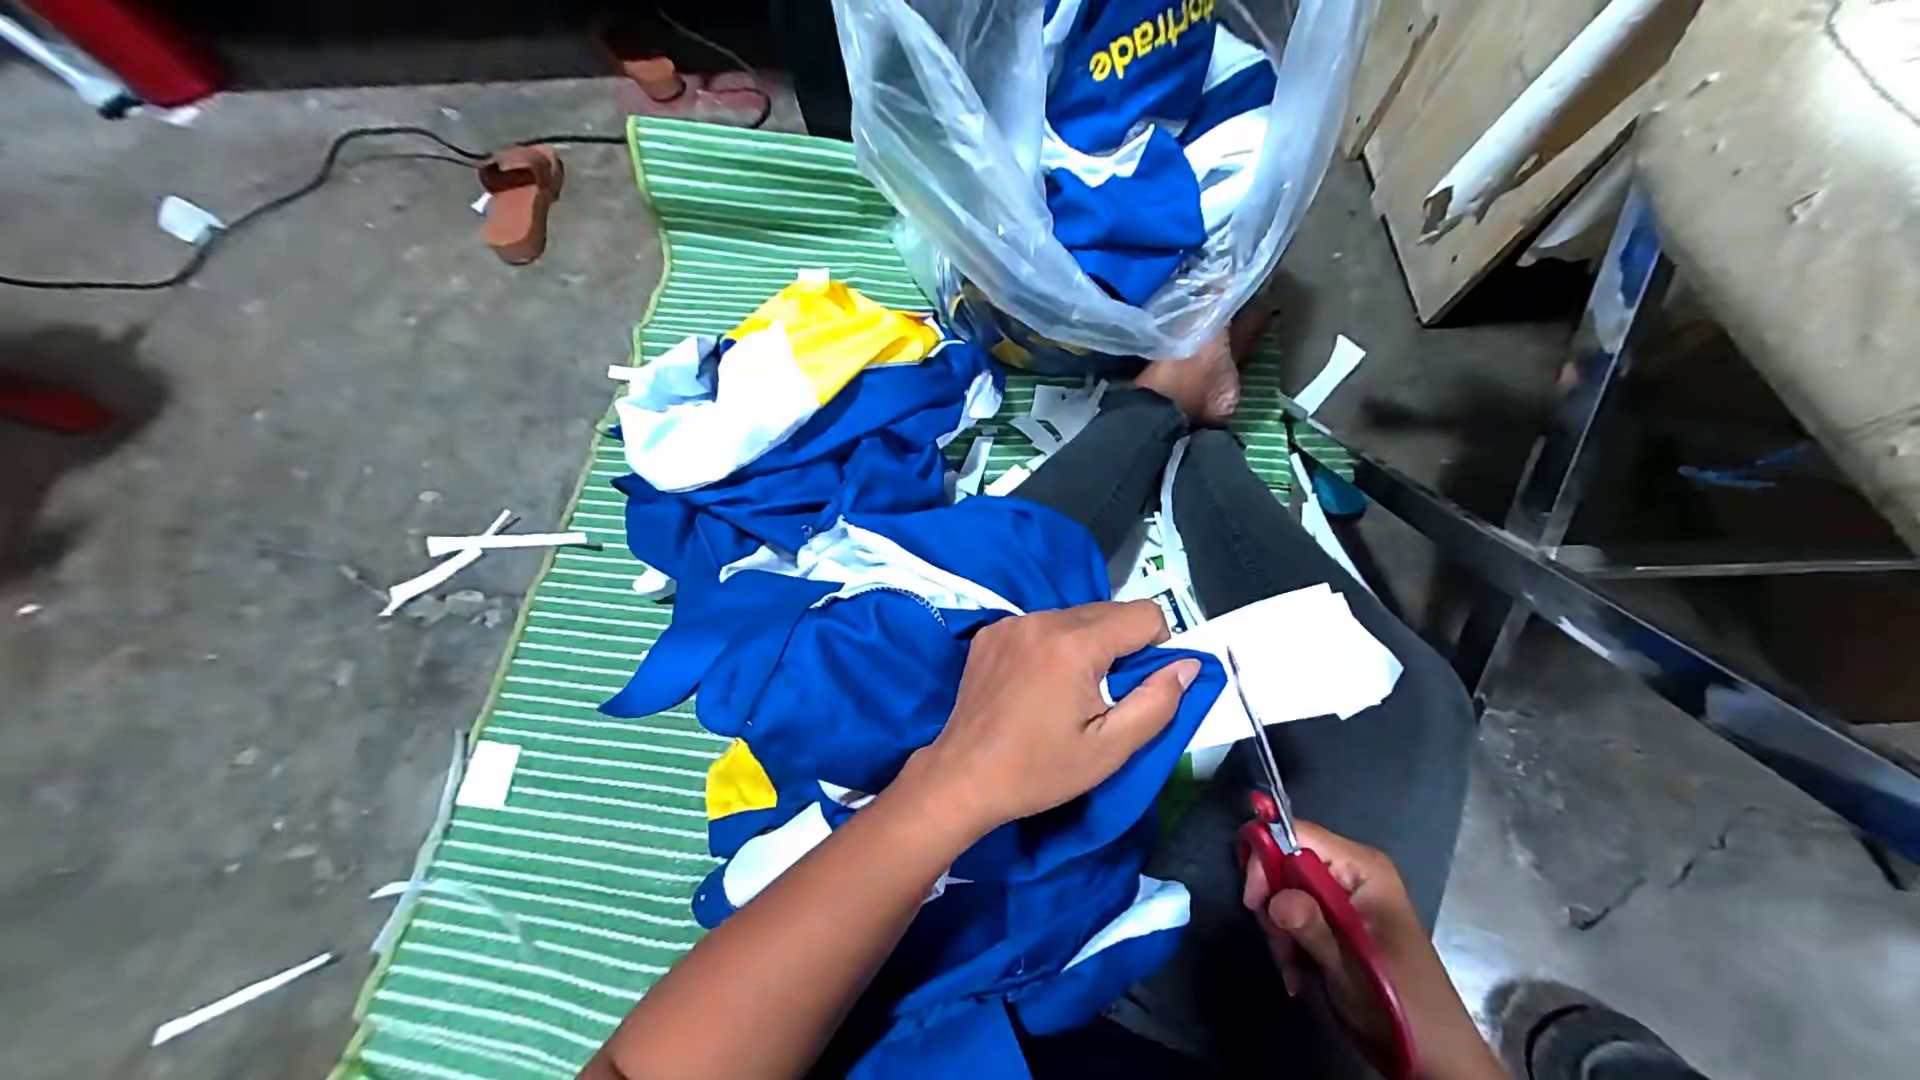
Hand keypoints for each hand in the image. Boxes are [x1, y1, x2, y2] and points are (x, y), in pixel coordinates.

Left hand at [900, 600, 1200, 837]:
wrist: (963, 777)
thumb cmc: (1039, 770)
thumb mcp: (1110, 749)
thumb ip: (1157, 702)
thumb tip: (1188, 664)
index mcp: (1074, 644)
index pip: (1144, 614)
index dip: (1157, 646)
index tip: (1140, 683)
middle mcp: (1042, 619)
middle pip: (1109, 612)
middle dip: (1122, 646)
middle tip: (1105, 694)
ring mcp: (1011, 623)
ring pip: (1075, 616)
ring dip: (1087, 643)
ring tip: (1069, 690)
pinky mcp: (990, 632)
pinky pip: (1041, 624)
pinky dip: (1052, 644)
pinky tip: (1037, 683)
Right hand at [1243, 820, 1504, 1079]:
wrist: (1438, 1059)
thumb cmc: (1404, 1009)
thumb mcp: (1354, 969)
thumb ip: (1313, 928)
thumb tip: (1275, 900)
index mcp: (1362, 868)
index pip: (1296, 833)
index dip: (1267, 857)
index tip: (1254, 900)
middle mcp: (1351, 872)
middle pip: (1284, 860)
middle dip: (1273, 902)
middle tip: (1279, 942)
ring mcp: (1343, 895)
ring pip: (1283, 889)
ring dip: (1278, 928)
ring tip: (1292, 965)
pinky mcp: (1335, 918)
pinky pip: (1293, 912)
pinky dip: (1287, 940)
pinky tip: (1297, 971)